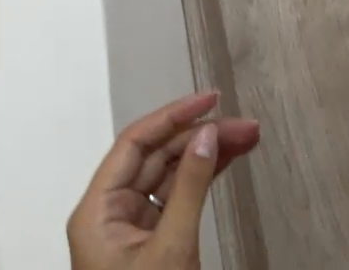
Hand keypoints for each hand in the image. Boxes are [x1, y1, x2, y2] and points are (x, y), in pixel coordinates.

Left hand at [68, 91, 260, 269]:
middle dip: (201, 135)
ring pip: (170, 173)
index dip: (172, 115)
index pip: (134, 144)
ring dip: (209, 153)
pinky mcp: (152, 242)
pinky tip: (231, 160)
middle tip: (247, 126)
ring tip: (250, 137)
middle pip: (156, 156)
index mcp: (98, 210)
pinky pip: (177, 195)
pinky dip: (204, 176)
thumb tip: (207, 133)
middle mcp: (111, 212)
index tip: (212, 98)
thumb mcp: (170, 249)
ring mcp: (131, 227)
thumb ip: (188, 186)